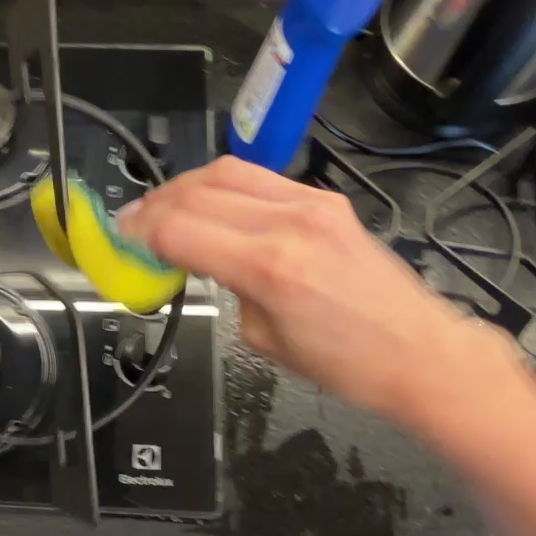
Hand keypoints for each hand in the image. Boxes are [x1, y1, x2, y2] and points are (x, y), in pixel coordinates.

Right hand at [117, 156, 526, 428]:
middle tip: (131, 224)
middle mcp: (289, 222)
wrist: (417, 350)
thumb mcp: (262, 338)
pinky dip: (221, 188)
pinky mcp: (326, 200)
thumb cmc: (342, 363)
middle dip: (154, 204)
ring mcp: (312, 203)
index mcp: (269, 266)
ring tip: (163, 209)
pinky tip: (208, 206)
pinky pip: (259, 179)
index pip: (180, 228)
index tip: (119, 237)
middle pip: (198, 190)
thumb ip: (228, 287)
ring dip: (185, 187)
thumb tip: (204, 260)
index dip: (140, 230)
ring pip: (227, 172)